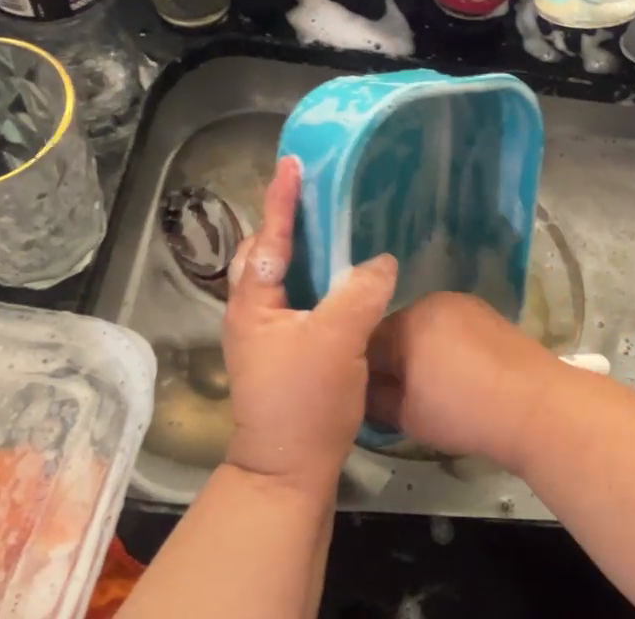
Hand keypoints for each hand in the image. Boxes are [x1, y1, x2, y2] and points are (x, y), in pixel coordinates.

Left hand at [222, 156, 397, 491]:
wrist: (289, 471)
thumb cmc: (305, 402)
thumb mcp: (336, 341)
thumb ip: (360, 292)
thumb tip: (382, 260)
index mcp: (253, 304)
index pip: (269, 239)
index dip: (281, 199)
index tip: (292, 162)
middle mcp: (252, 314)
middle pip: (262, 255)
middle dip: (283, 222)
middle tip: (314, 197)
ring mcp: (265, 337)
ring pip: (279, 279)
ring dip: (299, 250)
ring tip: (330, 229)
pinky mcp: (284, 354)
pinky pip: (296, 300)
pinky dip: (313, 279)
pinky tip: (341, 282)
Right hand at [366, 292, 567, 469]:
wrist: (535, 406)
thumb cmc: (463, 411)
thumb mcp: (406, 415)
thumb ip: (373, 399)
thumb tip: (359, 390)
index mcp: (406, 321)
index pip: (365, 341)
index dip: (359, 370)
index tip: (363, 395)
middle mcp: (431, 302)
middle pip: (395, 330)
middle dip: (391, 360)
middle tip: (397, 396)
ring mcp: (463, 304)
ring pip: (424, 328)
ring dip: (420, 353)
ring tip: (431, 389)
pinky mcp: (488, 314)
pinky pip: (452, 328)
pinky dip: (447, 349)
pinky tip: (459, 378)